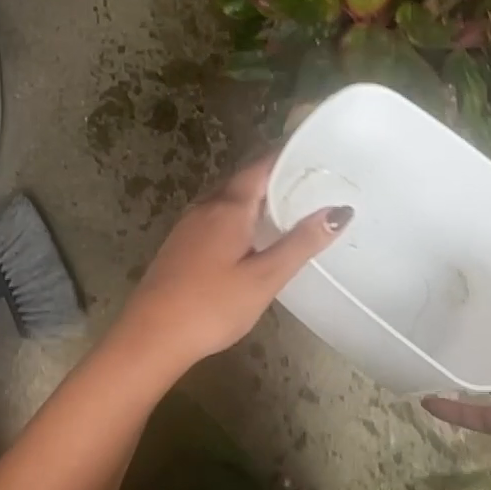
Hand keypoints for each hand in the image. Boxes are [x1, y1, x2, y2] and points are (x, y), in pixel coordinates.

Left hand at [109, 154, 349, 377]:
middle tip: (312, 180)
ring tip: (289, 204)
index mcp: (228, 206)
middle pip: (244, 179)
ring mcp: (189, 225)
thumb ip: (301, 242)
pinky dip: (240, 214)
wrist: (150, 336)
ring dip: (257, 196)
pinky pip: (216, 215)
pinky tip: (252, 234)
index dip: (288, 156)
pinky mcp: (181, 244)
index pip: (262, 165)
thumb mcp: (264, 277)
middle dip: (275, 175)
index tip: (316, 153)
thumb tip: (340, 210)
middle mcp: (206, 206)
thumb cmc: (212, 306)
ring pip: (229, 198)